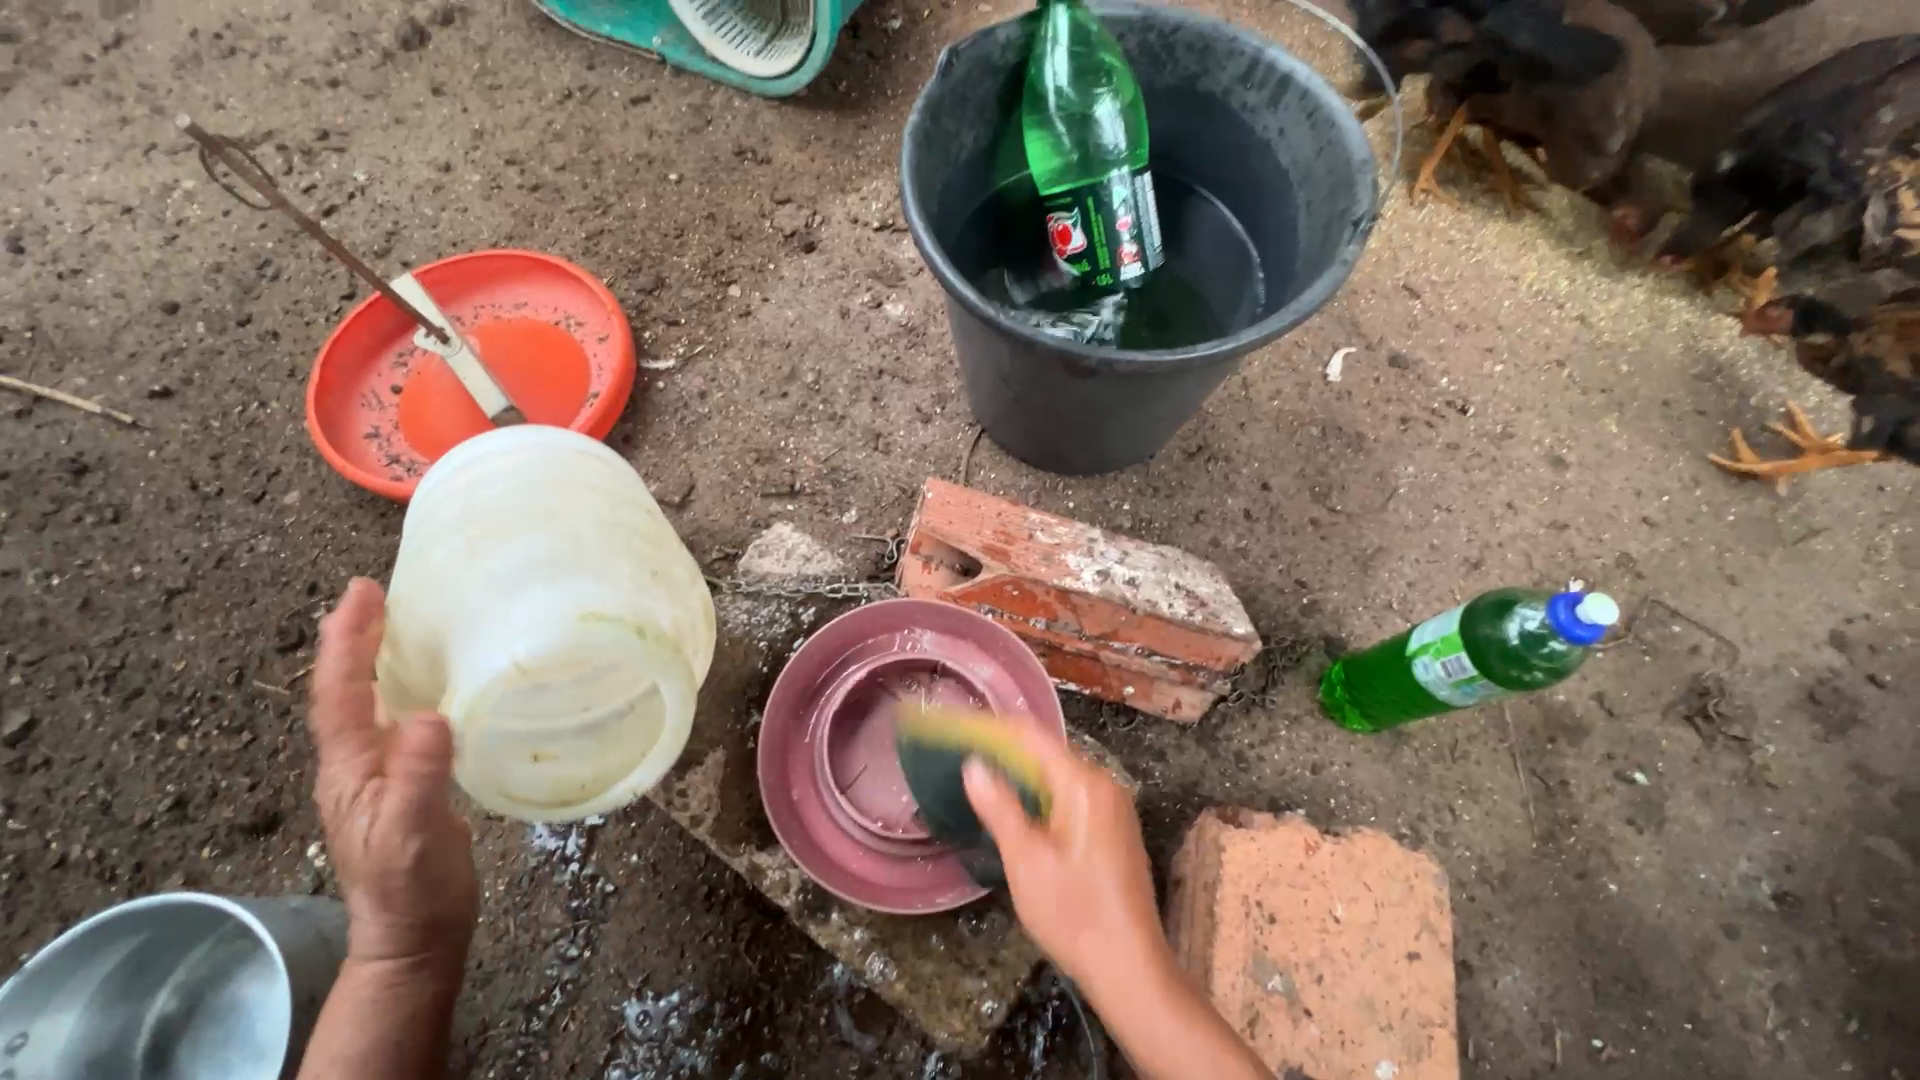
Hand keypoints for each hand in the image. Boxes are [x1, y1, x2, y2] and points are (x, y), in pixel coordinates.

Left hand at [308, 578, 478, 969]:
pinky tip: (433, 687)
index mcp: (351, 768)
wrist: (416, 934)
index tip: (362, 592)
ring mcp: (381, 775)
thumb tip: (430, 716)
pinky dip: (408, 691)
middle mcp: (358, 763)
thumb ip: (420, 777)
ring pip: (370, 705)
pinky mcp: (409, 784)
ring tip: (398, 625)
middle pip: (344, 691)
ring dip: (376, 661)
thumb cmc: (411, 887)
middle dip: (353, 640)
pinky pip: (400, 723)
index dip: (348, 641)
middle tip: (374, 594)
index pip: (340, 694)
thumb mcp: (415, 834)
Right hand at [963, 725, 1169, 988]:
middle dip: (1006, 752)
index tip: (960, 727)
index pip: (1033, 735)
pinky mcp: (1116, 830)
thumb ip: (999, 806)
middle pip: (1048, 752)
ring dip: (1023, 776)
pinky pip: (1073, 796)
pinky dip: (1043, 796)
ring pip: (1060, 775)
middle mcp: (1105, 785)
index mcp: (1084, 784)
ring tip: (985, 783)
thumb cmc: (1073, 913)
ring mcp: (1115, 807)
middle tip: (966, 758)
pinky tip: (1022, 814)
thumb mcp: (1025, 859)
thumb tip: (973, 764)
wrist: (1129, 966)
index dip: (994, 728)